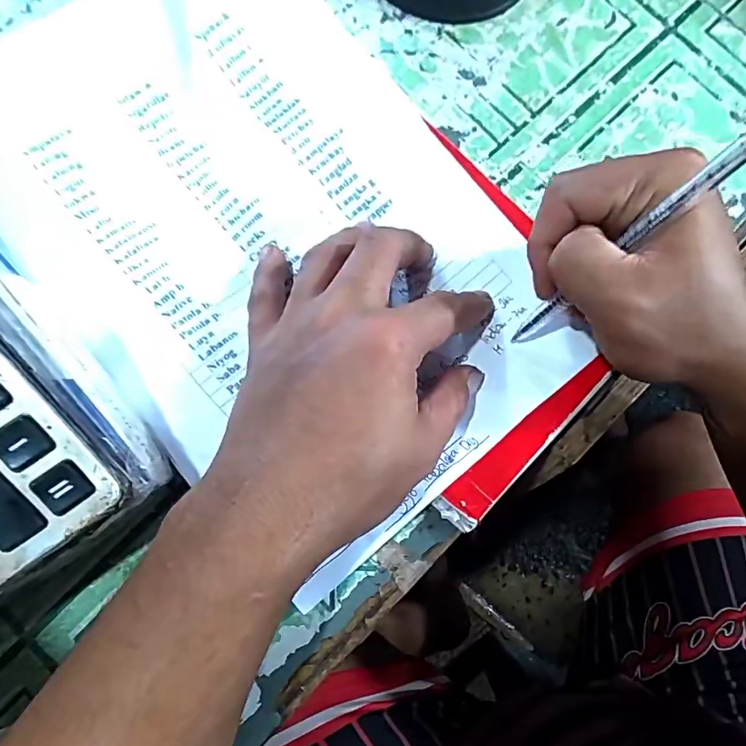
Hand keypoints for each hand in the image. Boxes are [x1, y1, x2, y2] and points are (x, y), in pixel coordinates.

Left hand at [197, 225, 490, 574]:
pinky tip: (280, 256)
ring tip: (369, 246)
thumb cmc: (354, 482)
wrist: (270, 505)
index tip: (482, 309)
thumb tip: (467, 373)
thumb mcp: (422, 449)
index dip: (470, 306)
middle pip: (378, 251)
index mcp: (390, 342)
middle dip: (410, 246)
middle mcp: (342, 316)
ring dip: (352, 241)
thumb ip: (451, 402)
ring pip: (323, 255)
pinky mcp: (263, 344)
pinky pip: (266, 292)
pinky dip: (275, 268)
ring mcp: (296, 325)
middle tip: (424, 262)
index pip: (442, 309)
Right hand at [528, 150, 745, 394]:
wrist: (729, 363)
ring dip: (581, 275)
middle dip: (567, 260)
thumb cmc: (683, 333)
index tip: (551, 292)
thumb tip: (558, 252)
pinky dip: (597, 280)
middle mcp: (663, 180)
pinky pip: (605, 248)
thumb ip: (572, 259)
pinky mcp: (657, 234)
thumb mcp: (616, 296)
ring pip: (587, 232)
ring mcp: (661, 207)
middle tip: (576, 303)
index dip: (546, 243)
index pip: (568, 192)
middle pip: (577, 209)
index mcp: (662, 176)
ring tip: (600, 308)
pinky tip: (612, 305)